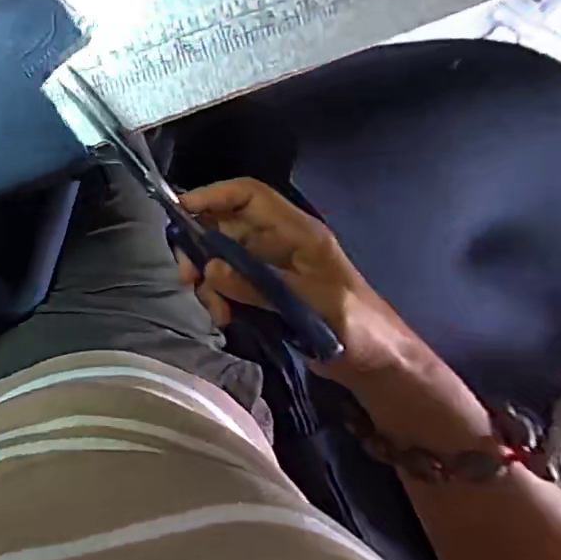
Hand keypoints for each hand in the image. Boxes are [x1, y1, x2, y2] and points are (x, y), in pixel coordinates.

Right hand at [175, 178, 433, 384]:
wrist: (380, 365)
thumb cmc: (359, 328)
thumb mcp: (311, 304)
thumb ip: (258, 286)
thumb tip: (209, 269)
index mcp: (297, 233)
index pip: (249, 195)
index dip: (213, 194)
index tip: (180, 211)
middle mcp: (277, 241)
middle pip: (222, 224)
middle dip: (197, 246)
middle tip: (186, 276)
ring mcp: (268, 265)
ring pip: (217, 255)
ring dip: (206, 279)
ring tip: (215, 310)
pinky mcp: (261, 288)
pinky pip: (224, 281)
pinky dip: (215, 296)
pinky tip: (224, 317)